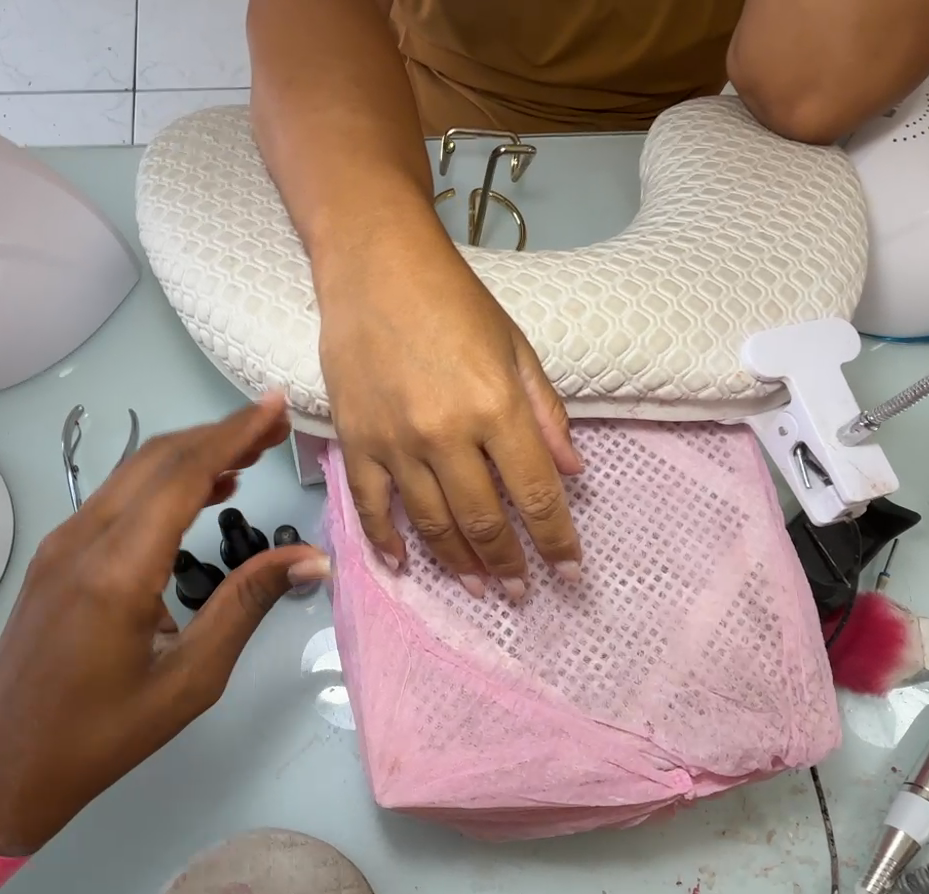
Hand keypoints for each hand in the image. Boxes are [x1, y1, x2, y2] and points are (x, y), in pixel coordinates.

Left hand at [0, 396, 329, 855]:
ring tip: (248, 454)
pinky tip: (200, 494)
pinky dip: (163, 483)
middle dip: (219, 434)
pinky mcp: (55, 557)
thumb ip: (248, 604)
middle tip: (274, 427)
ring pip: (133, 474)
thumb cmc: (103, 735)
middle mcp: (82, 540)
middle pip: (157, 460)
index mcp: (117, 570)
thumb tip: (312, 558)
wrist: (2, 767)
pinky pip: (116, 500)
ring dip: (191, 455)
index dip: (234, 434)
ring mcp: (61, 544)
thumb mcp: (191, 678)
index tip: (276, 406)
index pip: (183, 475)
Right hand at [317, 234, 583, 600]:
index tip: (570, 573)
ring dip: (459, 564)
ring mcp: (395, 443)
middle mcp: (446, 435)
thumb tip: (573, 473)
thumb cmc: (455, 301)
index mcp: (496, 407)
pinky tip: (404, 568)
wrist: (374, 267)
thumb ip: (546, 413)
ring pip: (431, 523)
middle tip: (521, 592)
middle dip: (509, 563)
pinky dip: (386, 542)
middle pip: (483, 519)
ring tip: (480, 588)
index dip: (557, 540)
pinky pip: (371, 506)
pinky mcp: (355, 442)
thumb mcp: (516, 347)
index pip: (535, 493)